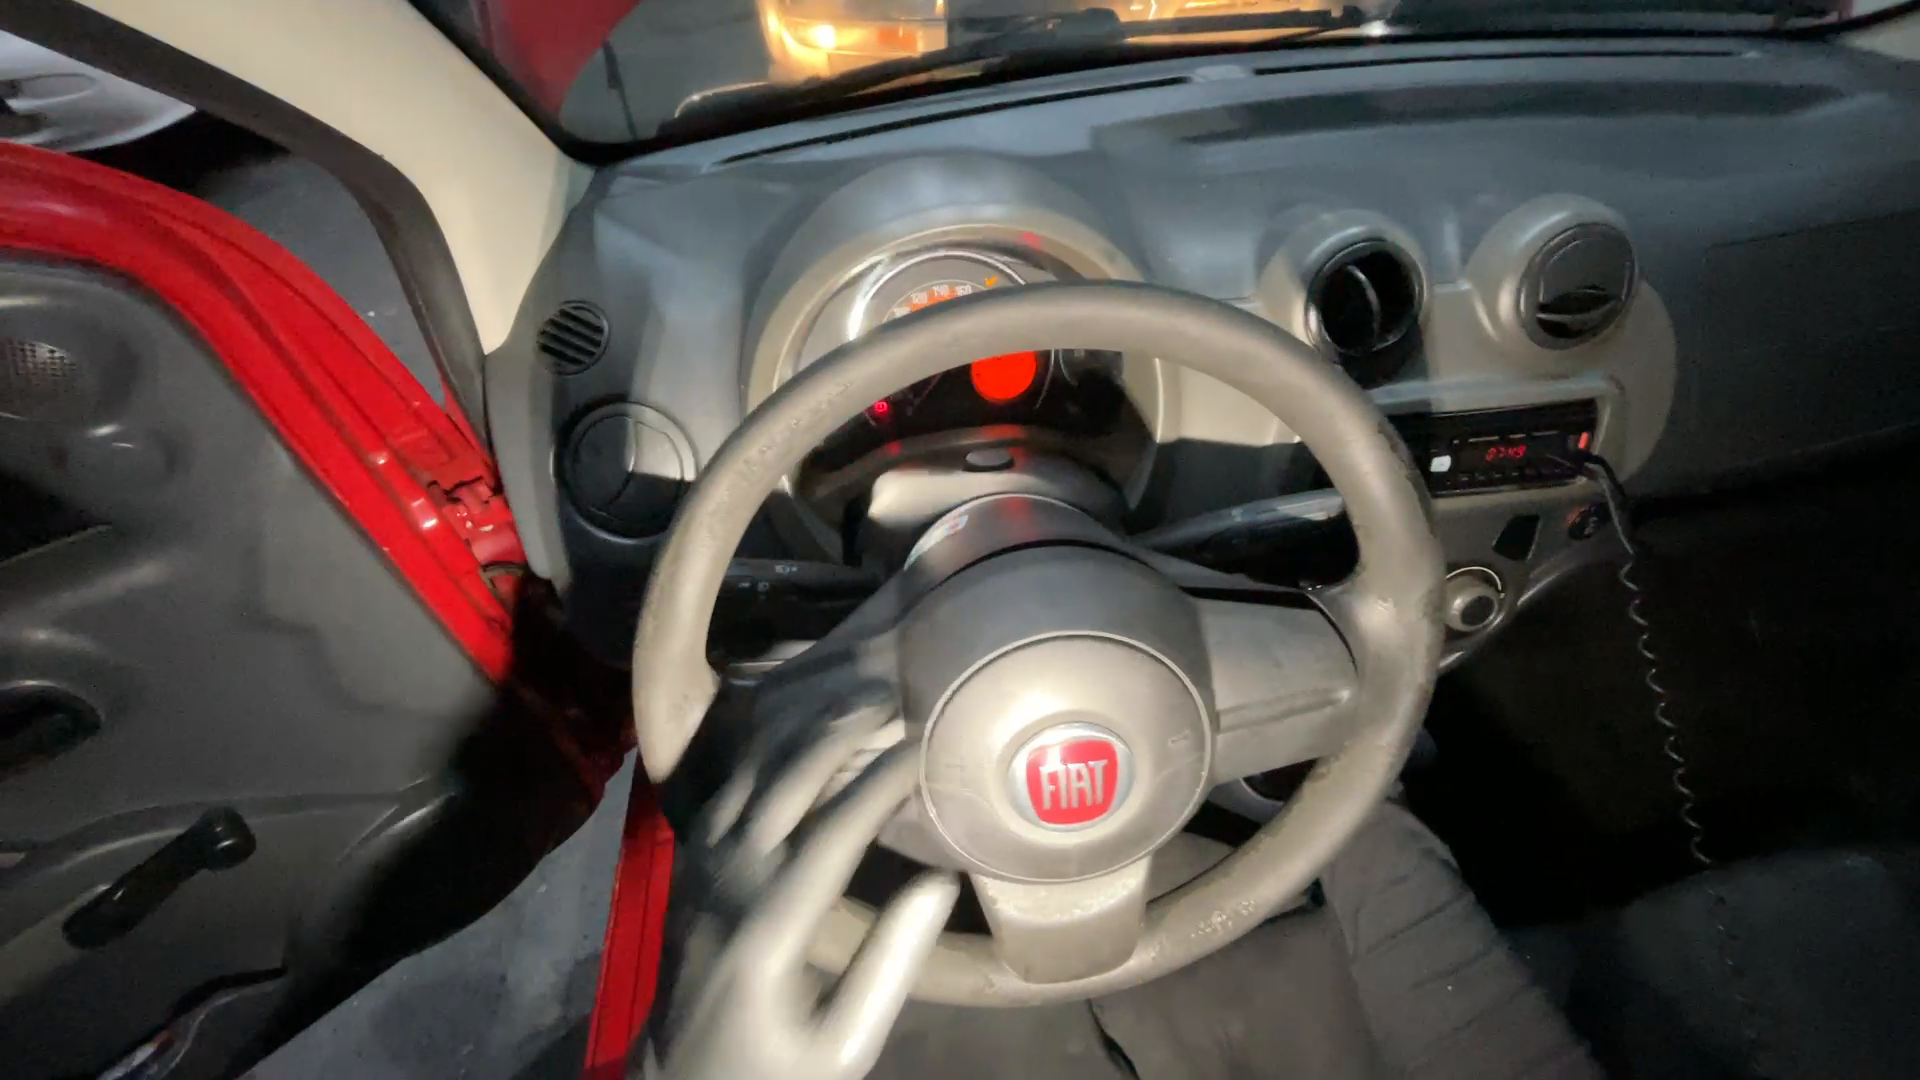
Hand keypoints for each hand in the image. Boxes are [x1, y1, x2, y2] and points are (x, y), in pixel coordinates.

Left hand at [647, 702, 958, 1079]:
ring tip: (849, 699)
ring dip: (803, 727)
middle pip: (788, 780)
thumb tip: (940, 881)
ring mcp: (703, 861)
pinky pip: (728, 783)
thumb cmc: (774, 1068)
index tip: (920, 748)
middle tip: (887, 697)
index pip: (837, 829)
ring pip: (752, 770)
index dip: (881, 781)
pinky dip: (765, 746)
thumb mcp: (844, 1043)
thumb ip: (891, 962)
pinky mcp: (690, 857)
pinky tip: (795, 727)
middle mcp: (733, 878)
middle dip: (841, 730)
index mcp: (774, 926)